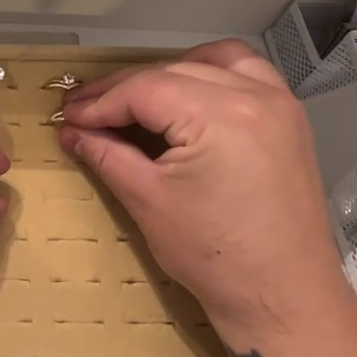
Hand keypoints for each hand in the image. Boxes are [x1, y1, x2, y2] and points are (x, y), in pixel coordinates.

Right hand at [56, 40, 355, 336]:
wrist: (281, 294)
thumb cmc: (212, 254)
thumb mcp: (147, 200)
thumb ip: (106, 155)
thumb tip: (71, 131)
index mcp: (220, 115)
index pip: (144, 89)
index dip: (99, 102)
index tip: (67, 117)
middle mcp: (256, 95)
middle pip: (173, 71)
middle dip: (124, 90)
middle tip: (84, 112)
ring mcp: (280, 104)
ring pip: (213, 62)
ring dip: (168, 73)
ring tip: (134, 101)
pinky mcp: (289, 121)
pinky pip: (248, 73)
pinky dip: (212, 74)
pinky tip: (187, 99)